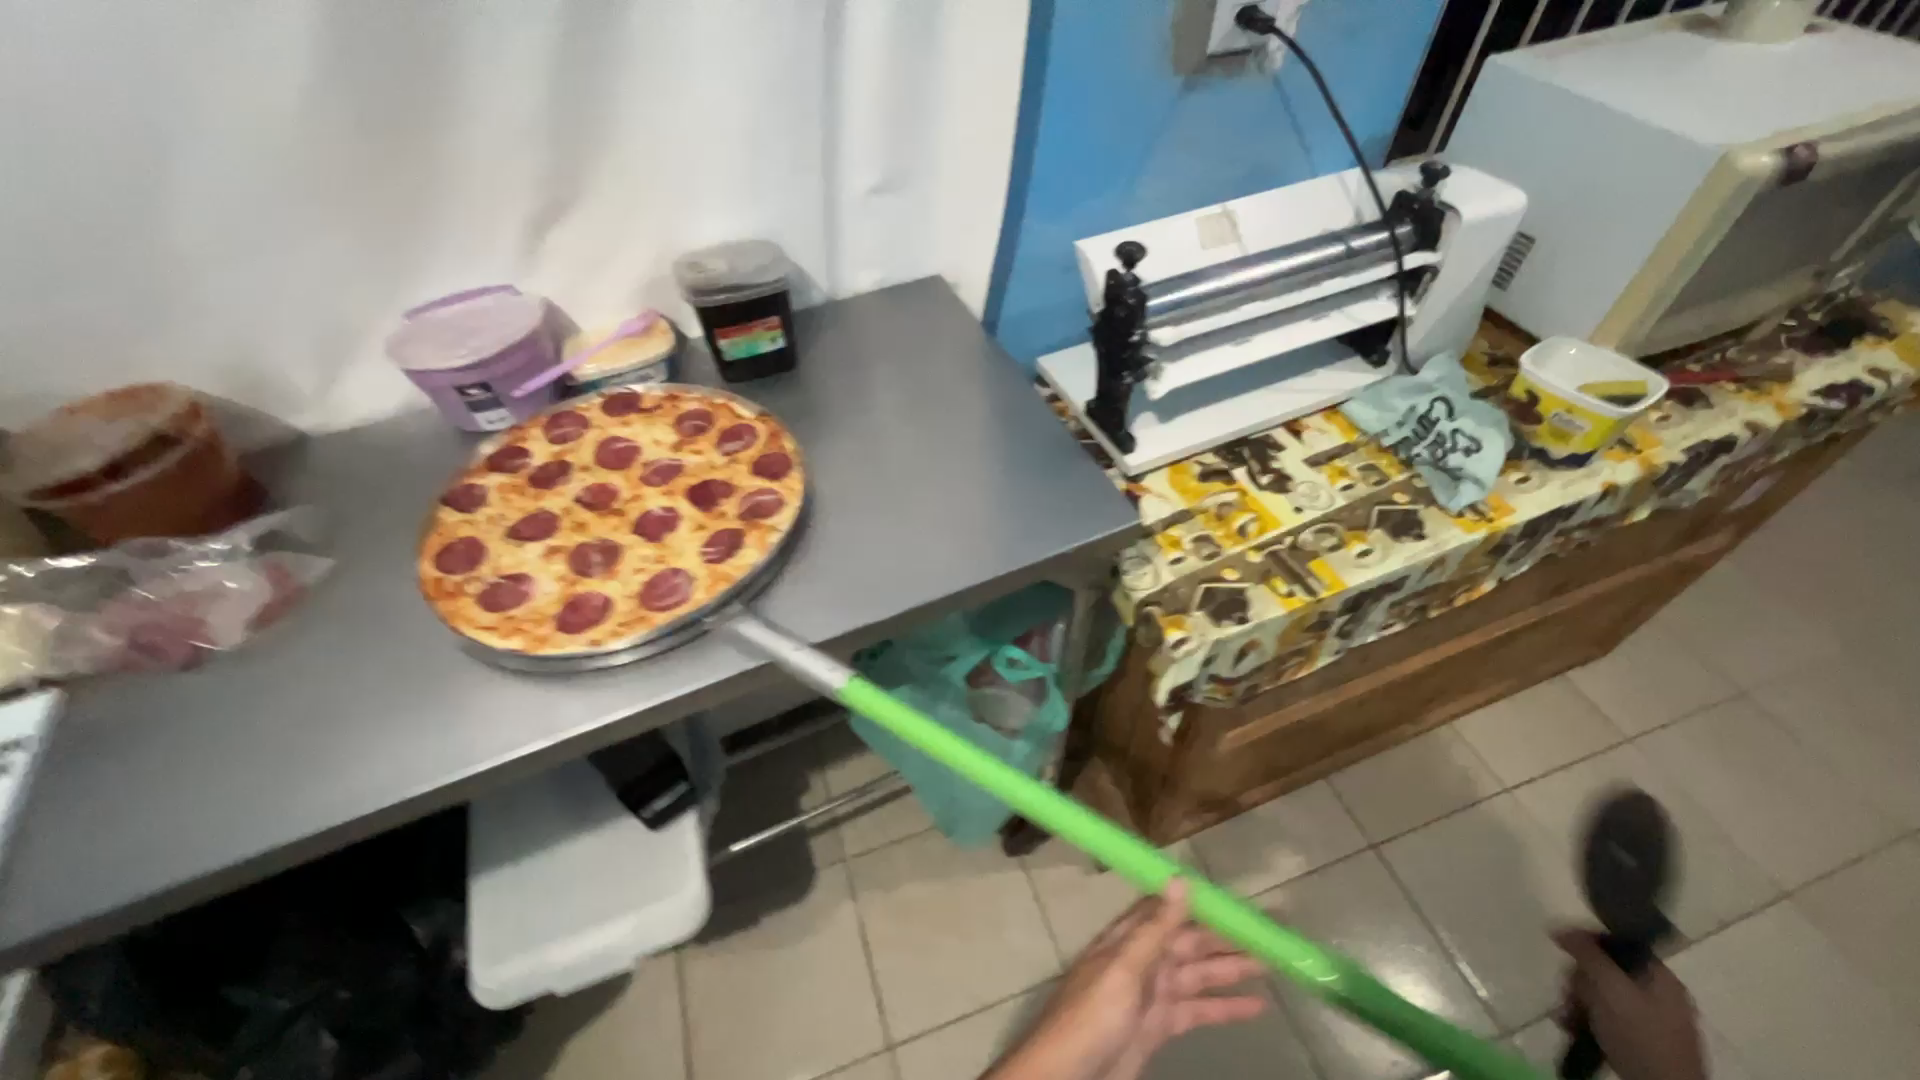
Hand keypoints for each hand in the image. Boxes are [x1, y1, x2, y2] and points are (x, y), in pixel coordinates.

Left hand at [988, 880, 1266, 1079]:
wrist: (1069, 1074)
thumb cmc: (1092, 1015)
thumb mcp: (1124, 968)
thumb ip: (1155, 928)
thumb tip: (1180, 878)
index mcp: (1128, 940)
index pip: (1168, 910)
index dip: (1200, 903)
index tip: (1236, 899)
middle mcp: (1141, 961)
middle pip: (1188, 943)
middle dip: (1225, 938)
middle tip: (1269, 934)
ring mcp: (1150, 995)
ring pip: (1198, 976)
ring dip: (1232, 970)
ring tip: (1272, 965)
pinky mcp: (1159, 1027)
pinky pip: (1197, 1011)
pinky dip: (1225, 1008)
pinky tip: (1257, 1007)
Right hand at [1555, 929, 1706, 1079]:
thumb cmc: (1641, 1036)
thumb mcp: (1611, 990)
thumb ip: (1588, 955)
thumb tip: (1560, 927)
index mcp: (1660, 977)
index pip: (1618, 943)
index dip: (1588, 941)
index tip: (1561, 948)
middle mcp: (1656, 993)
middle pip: (1604, 969)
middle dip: (1579, 979)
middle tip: (1570, 992)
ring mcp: (1647, 1019)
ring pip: (1599, 994)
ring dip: (1576, 1000)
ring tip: (1567, 1014)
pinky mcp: (1635, 1039)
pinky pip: (1602, 1016)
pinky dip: (1583, 1017)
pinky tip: (1571, 1025)